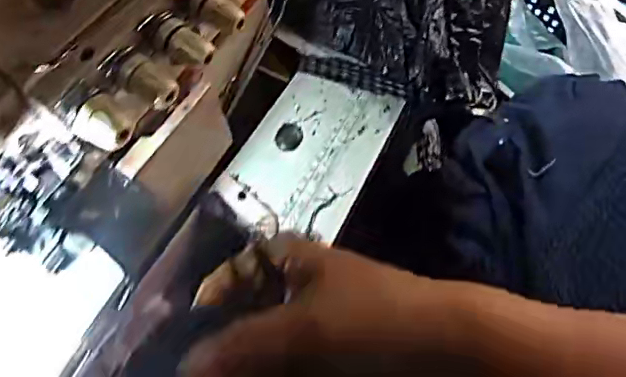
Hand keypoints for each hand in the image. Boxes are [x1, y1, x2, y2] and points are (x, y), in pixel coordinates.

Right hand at [183, 237, 458, 375]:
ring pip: (270, 346)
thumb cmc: (370, 319)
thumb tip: (185, 363)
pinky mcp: (337, 355)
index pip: (243, 264)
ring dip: (247, 363)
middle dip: (224, 342)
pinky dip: (277, 371)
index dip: (213, 291)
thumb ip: (242, 342)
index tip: (184, 330)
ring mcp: (323, 323)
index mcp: (298, 260)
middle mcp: (306, 286)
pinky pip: (293, 363)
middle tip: (198, 370)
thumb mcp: (301, 329)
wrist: (442, 345)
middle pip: (251, 311)